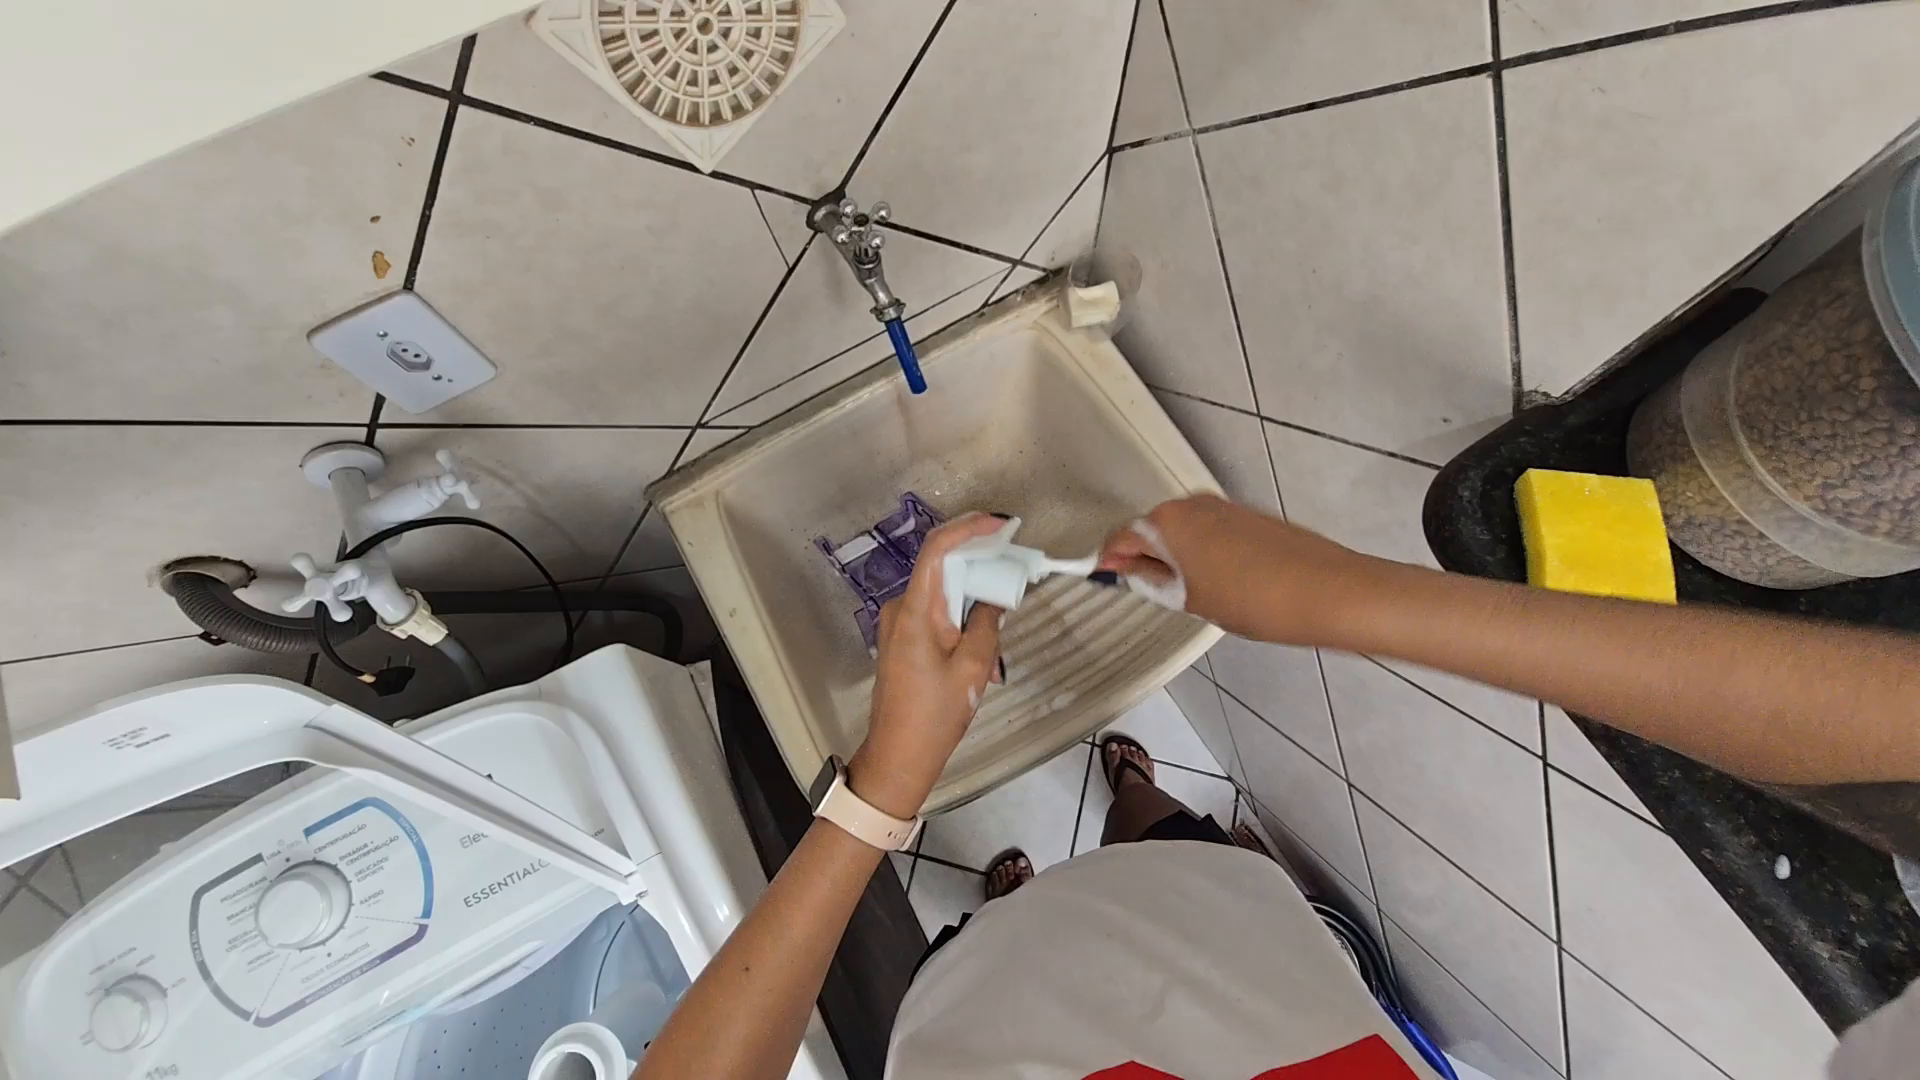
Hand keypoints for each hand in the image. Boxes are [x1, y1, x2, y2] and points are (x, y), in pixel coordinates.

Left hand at [848, 514, 1004, 817]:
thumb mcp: (973, 668)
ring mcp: (898, 623)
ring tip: (998, 630)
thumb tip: (996, 596)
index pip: (937, 549)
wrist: (898, 758)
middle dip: (980, 567)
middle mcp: (900, 607)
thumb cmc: (935, 716)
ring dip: (973, 599)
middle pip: (942, 568)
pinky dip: (960, 616)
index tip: (1001, 525)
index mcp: (914, 610)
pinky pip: (935, 612)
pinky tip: (981, 643)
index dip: (969, 528)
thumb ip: (988, 623)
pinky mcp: (902, 638)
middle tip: (1014, 573)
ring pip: (942, 593)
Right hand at [1096, 494, 1379, 644]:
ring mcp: (1223, 506)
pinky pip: (1208, 530)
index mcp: (1168, 522)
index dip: (1109, 560)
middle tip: (1148, 590)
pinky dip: (1200, 550)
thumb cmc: (1251, 601)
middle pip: (1151, 528)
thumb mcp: (1190, 599)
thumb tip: (1130, 570)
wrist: (1330, 592)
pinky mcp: (1248, 515)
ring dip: (1173, 554)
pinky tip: (1217, 580)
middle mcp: (1191, 504)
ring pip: (1181, 529)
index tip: (1104, 579)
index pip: (1121, 537)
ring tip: (1186, 590)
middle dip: (1143, 555)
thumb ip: (1152, 580)